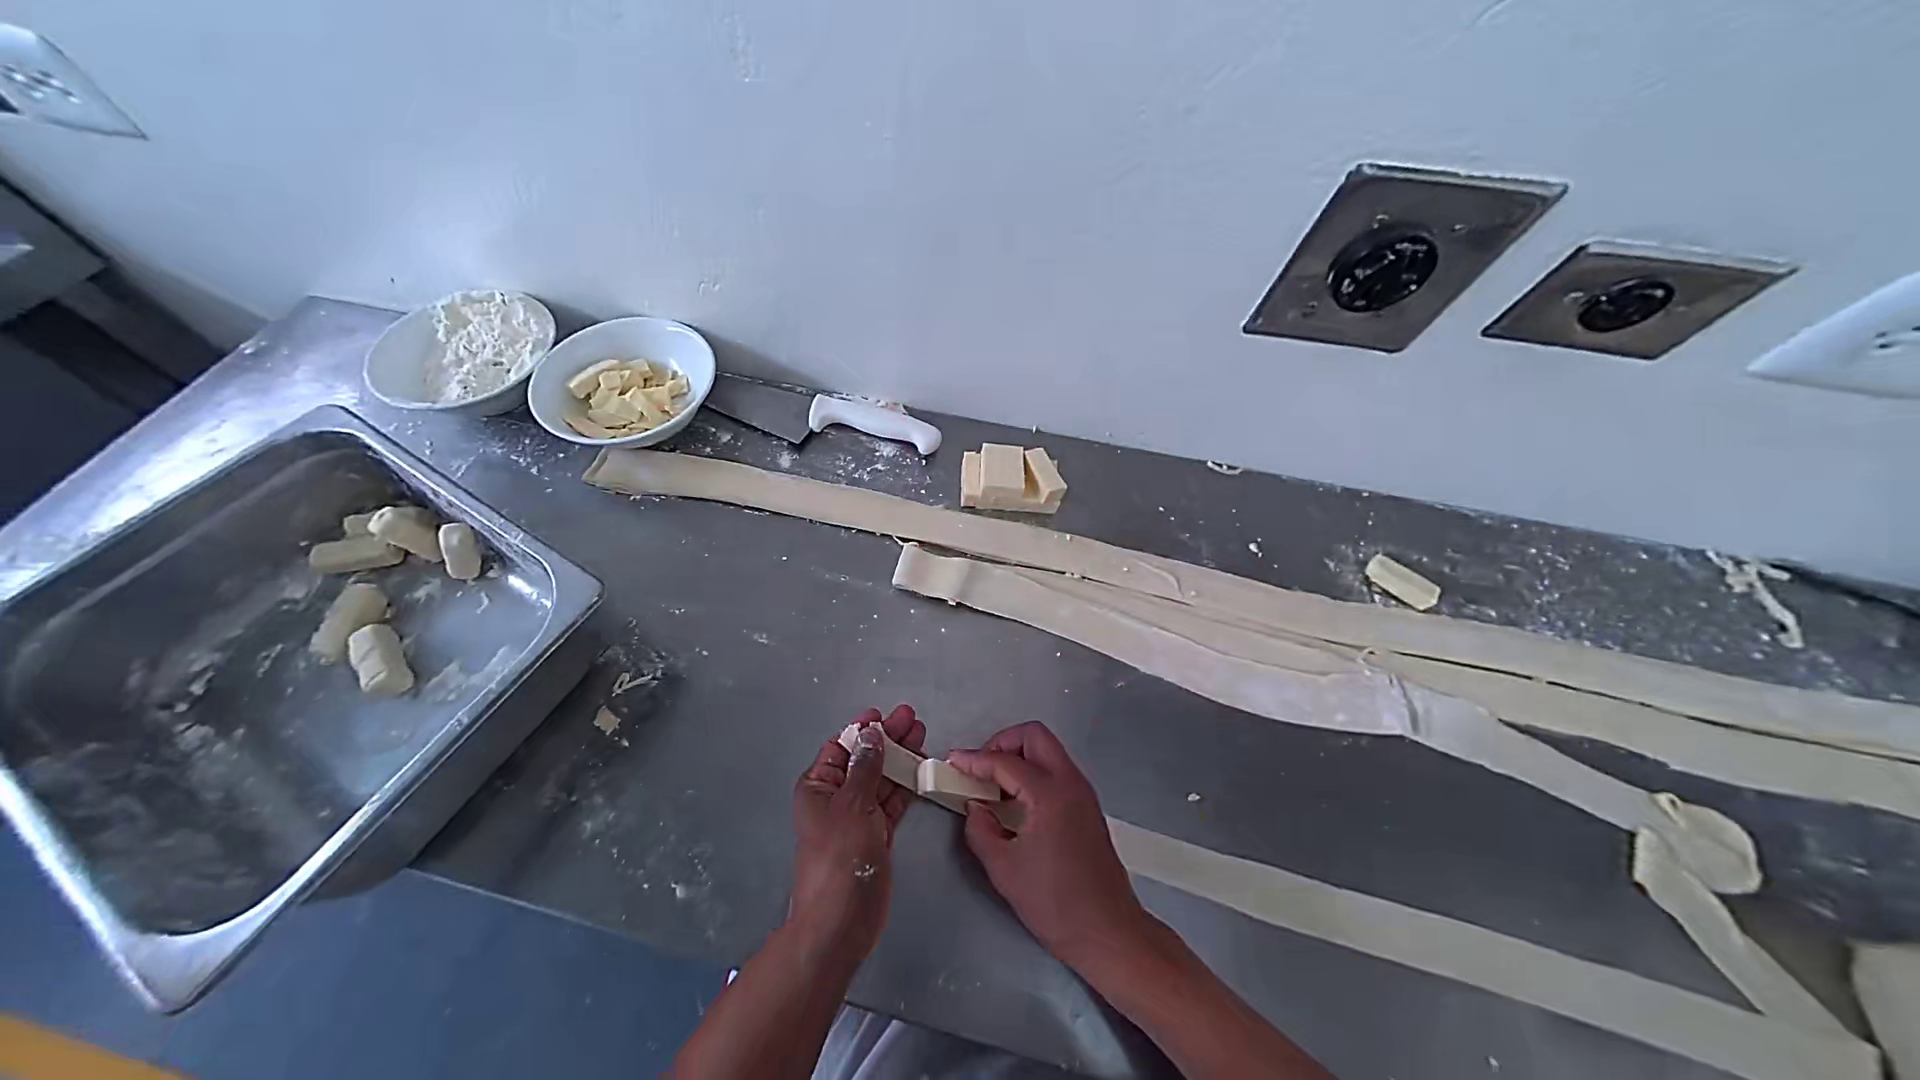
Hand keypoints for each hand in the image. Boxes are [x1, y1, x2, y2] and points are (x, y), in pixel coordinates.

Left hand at [787, 704, 925, 960]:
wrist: (840, 921)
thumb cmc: (840, 857)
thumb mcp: (853, 805)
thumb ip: (866, 767)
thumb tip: (871, 733)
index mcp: (818, 787)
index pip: (841, 747)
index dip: (863, 729)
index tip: (885, 715)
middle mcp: (836, 798)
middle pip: (865, 760)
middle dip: (888, 740)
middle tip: (913, 720)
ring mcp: (857, 817)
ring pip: (882, 779)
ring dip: (901, 759)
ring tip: (922, 737)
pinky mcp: (876, 835)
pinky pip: (892, 802)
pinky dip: (906, 787)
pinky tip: (922, 771)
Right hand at [949, 721, 1149, 966]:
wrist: (1107, 931)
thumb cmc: (1055, 903)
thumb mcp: (1003, 869)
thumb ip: (981, 830)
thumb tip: (975, 808)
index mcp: (1050, 794)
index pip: (1004, 762)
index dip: (973, 760)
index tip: (952, 763)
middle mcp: (1070, 782)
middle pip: (1034, 736)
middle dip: (1001, 743)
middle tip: (980, 768)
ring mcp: (1083, 792)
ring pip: (1048, 750)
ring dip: (1019, 756)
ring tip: (994, 785)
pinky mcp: (1088, 805)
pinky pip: (1056, 769)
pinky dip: (1033, 771)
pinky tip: (1016, 801)